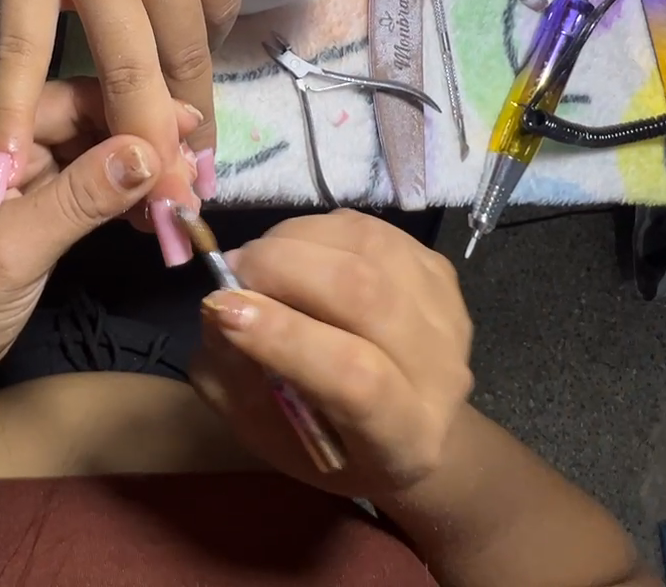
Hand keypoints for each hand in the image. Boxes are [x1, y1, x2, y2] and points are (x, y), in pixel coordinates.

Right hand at [0, 0, 379, 251]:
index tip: (198, 64)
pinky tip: (3, 175)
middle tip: (195, 184)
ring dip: (137, 138)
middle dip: (192, 119)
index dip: (215, 36)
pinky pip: (18, 48)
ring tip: (148, 203)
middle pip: (184, 49)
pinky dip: (10, 113)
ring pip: (121, 65)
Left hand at [0, 80, 198, 396]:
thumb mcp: (13, 248)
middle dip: (142, 146)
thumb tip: (151, 151)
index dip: (132, 113)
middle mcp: (0, 139)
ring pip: (92, 158)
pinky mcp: (31, 207)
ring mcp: (16, 174)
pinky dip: (120, 200)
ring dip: (137, 175)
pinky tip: (155, 213)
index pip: (69, 101)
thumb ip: (81, 197)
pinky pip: (85, 189)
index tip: (191, 132)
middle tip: (198, 170)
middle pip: (86, 125)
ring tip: (187, 194)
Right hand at [190, 211, 475, 501]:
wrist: (407, 418)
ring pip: (366, 247)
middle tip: (232, 270)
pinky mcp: (438, 269)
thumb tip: (219, 307)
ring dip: (294, 239)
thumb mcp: (263, 427)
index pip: (354, 378)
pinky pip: (368, 228)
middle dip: (281, 269)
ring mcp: (446, 312)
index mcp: (404, 437)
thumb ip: (233, 376)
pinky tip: (294, 248)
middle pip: (364, 295)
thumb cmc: (325, 437)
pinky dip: (316, 229)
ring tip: (259, 258)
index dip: (283, 336)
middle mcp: (440, 373)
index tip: (221, 306)